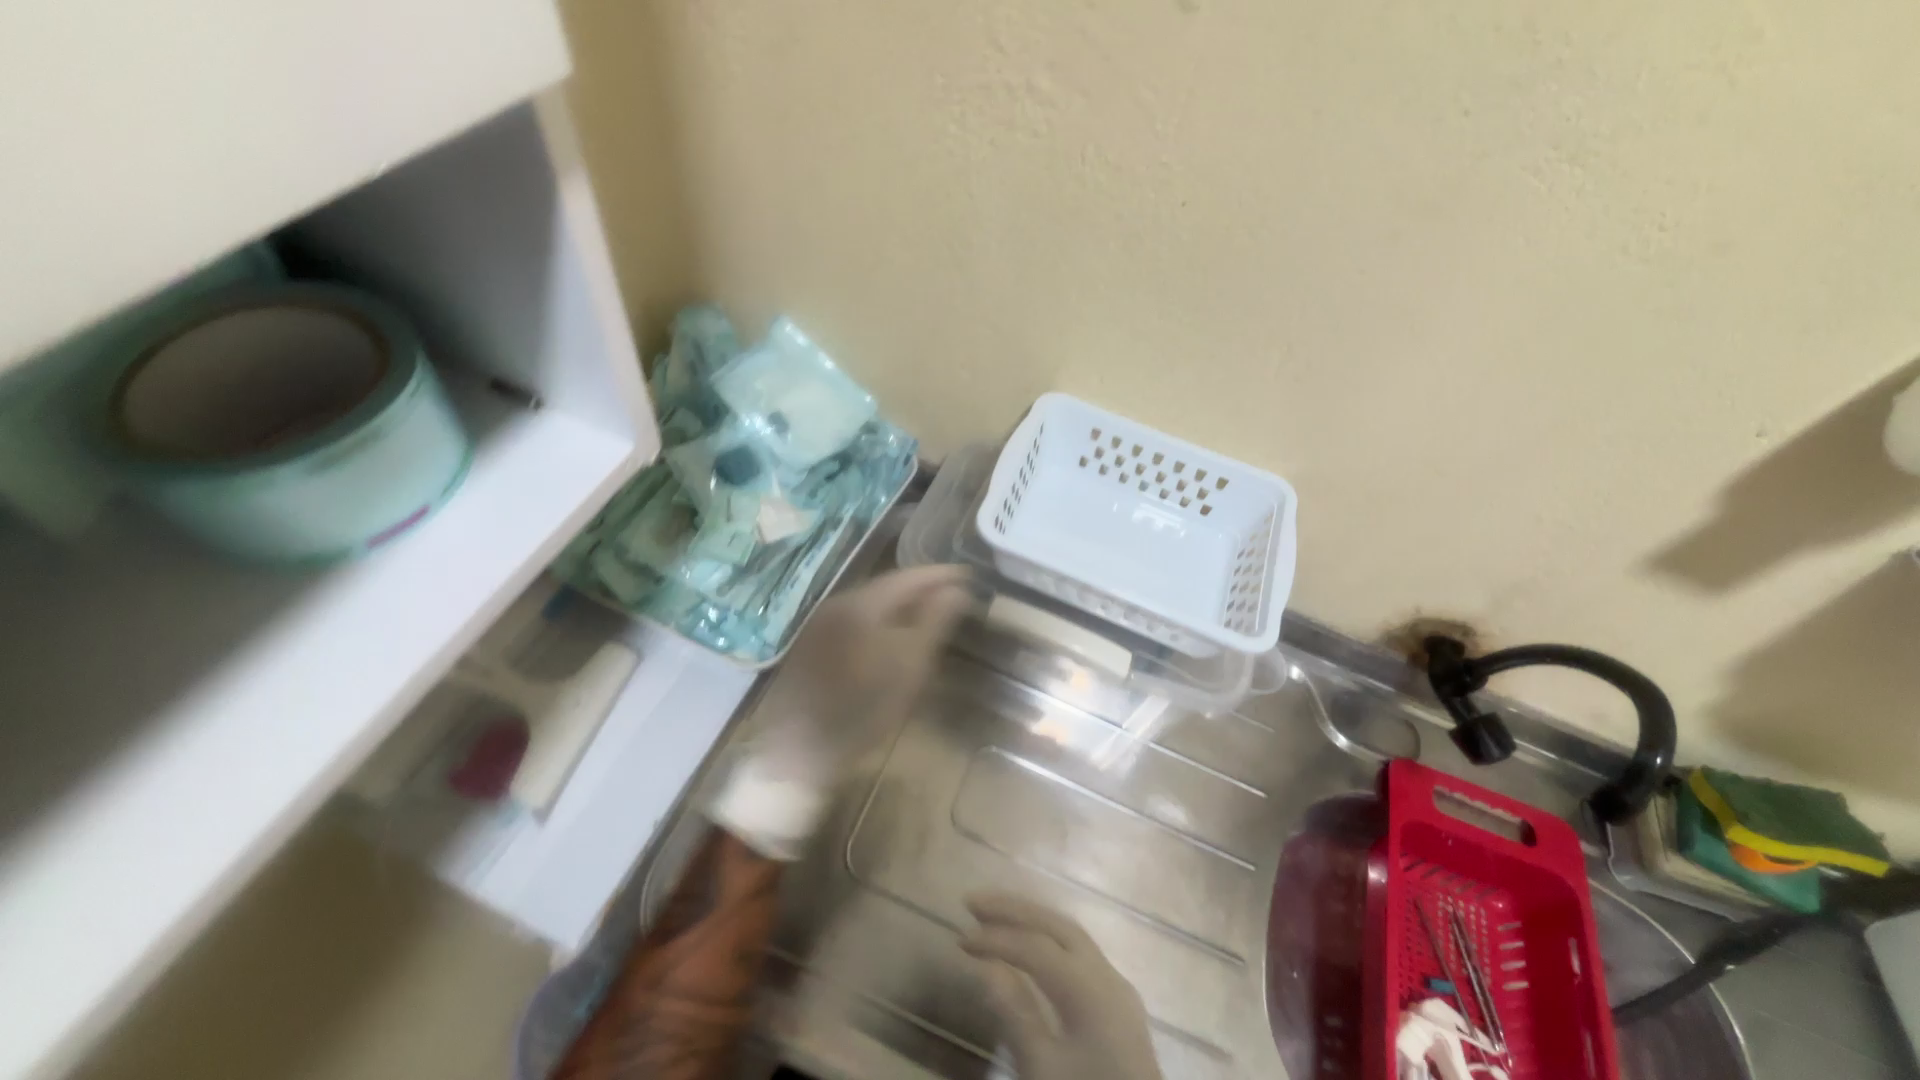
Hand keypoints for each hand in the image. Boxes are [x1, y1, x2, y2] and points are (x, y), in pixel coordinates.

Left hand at [707, 565, 971, 858]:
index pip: (907, 577)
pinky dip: (880, 622)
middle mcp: (836, 604)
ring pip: (869, 605)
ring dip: (900, 606)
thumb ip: (934, 623)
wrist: (798, 750)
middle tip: (952, 592)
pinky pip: (854, 622)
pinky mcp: (811, 647)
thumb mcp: (909, 667)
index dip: (939, 574)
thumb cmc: (861, 709)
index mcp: (861, 603)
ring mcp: (819, 625)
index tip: (968, 573)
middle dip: (920, 588)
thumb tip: (956, 589)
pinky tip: (892, 635)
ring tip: (928, 612)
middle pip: (885, 587)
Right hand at [961, 893, 1163, 1079]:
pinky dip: (1051, 941)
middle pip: (1059, 927)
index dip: (996, 939)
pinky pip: (1082, 956)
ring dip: (1034, 922)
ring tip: (996, 916)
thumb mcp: (1043, 1069)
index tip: (959, 940)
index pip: (1035, 946)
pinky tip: (1033, 950)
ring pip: (1073, 937)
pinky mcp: (1120, 1008)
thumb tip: (988, 967)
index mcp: (1091, 989)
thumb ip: (1017, 1015)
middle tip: (973, 902)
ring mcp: (1119, 990)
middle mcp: (1109, 977)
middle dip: (1015, 910)